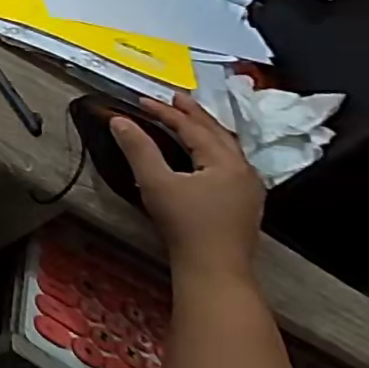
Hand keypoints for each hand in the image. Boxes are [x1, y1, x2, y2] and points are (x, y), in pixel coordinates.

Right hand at [111, 94, 265, 281]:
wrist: (215, 269)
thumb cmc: (185, 223)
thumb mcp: (155, 183)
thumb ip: (138, 149)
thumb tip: (119, 120)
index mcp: (225, 162)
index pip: (192, 128)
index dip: (166, 112)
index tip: (142, 100)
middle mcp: (244, 170)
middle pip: (218, 133)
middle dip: (194, 114)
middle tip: (175, 98)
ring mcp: (249, 187)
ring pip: (228, 148)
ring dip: (206, 130)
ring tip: (190, 119)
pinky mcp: (245, 202)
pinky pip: (230, 162)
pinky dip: (213, 147)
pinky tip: (205, 152)